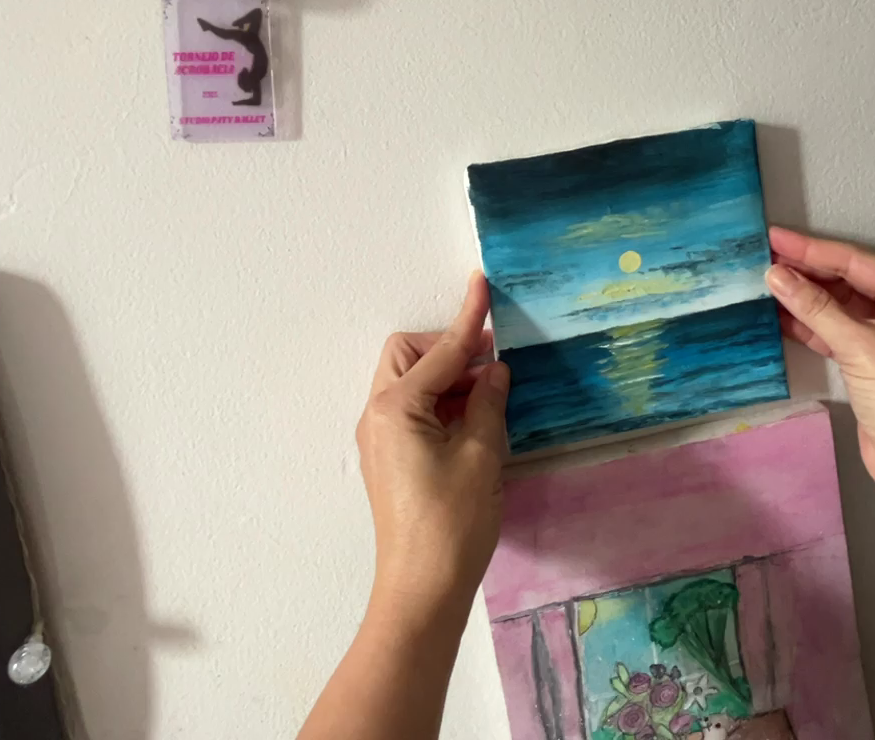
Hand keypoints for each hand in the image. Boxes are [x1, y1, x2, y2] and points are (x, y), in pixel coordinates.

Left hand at [356, 272, 509, 624]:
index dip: (468, 318)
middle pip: (408, 354)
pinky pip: (413, 407)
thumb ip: (487, 402)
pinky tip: (474, 416)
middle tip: (490, 362)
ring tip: (489, 392)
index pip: (441, 351)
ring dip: (447, 377)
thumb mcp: (481, 455)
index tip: (481, 283)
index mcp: (396, 407)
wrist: (422, 590)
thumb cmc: (453, 522)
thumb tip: (495, 370)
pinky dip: (441, 401)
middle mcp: (378, 414)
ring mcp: (380, 436)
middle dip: (447, 348)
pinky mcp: (389, 455)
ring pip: (410, 381)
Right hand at [764, 227, 874, 504]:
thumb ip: (814, 307)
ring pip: (834, 306)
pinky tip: (776, 313)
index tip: (772, 236)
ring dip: (800, 296)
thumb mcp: (858, 345)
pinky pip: (830, 330)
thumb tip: (775, 274)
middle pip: (843, 280)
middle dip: (803, 269)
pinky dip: (804, 323)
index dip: (809, 249)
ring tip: (760, 280)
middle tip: (759, 255)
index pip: (853, 261)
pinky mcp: (867, 362)